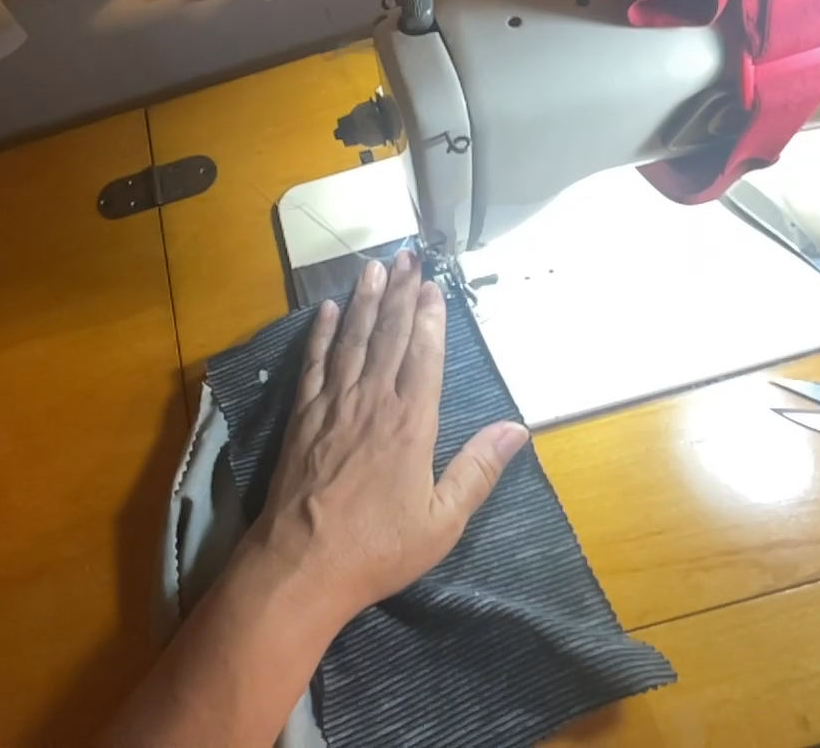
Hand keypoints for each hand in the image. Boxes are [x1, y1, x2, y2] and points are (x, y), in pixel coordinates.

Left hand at [238, 251, 529, 625]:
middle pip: (389, 336)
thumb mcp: (442, 520)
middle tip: (406, 256)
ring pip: (352, 339)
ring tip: (373, 267)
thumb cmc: (379, 546)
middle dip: (399, 294)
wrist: (303, 562)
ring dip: (364, 301)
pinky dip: (321, 333)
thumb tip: (516, 429)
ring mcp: (333, 403)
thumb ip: (478, 470)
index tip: (432, 285)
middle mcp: (373, 401)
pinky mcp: (303, 414)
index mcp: (411, 423)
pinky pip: (314, 363)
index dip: (429, 317)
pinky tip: (327, 310)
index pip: (424, 356)